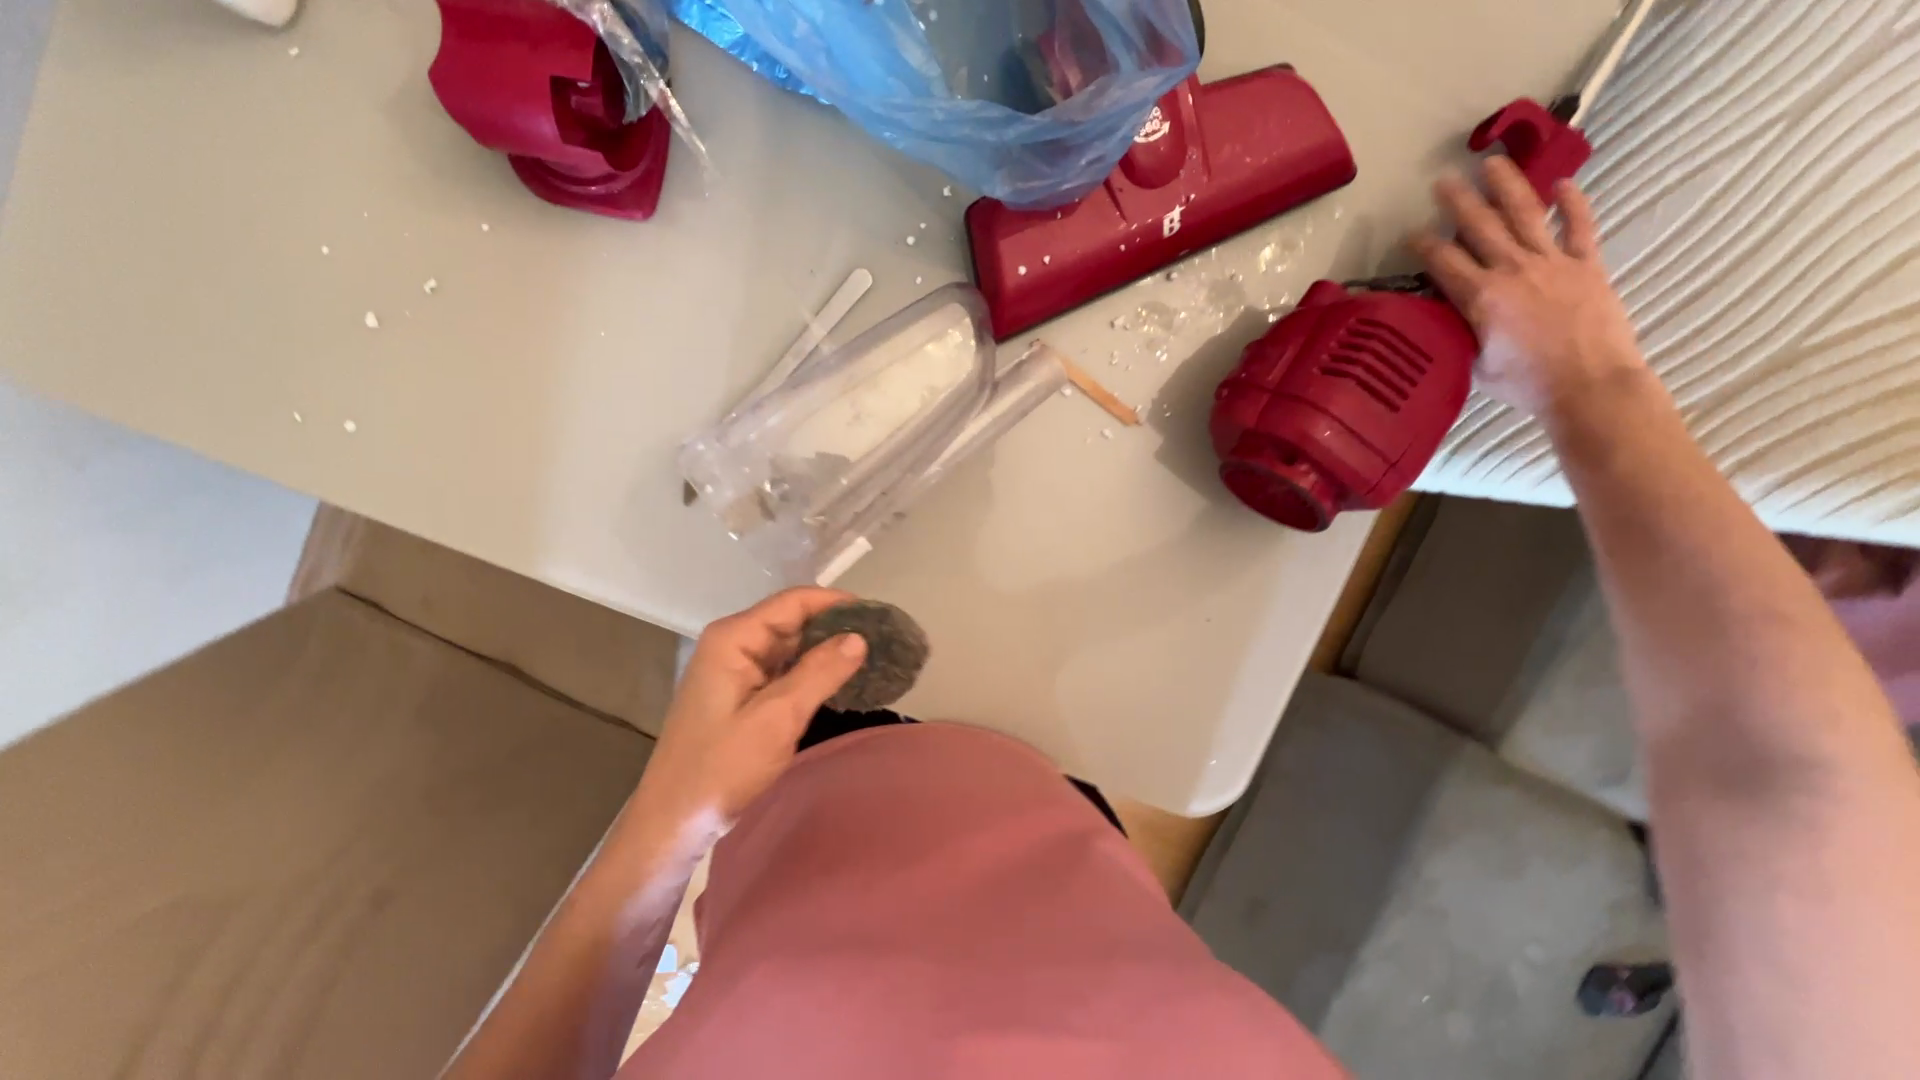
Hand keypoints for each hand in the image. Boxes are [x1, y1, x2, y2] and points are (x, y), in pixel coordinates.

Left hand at [635, 587, 867, 824]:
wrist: (675, 819)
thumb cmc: (722, 766)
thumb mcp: (778, 717)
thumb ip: (819, 673)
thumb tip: (859, 638)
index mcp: (733, 639)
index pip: (793, 602)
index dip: (837, 604)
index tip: (879, 616)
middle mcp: (732, 645)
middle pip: (792, 621)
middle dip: (835, 628)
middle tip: (883, 641)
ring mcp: (734, 672)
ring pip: (790, 648)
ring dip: (826, 653)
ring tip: (872, 659)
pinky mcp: (740, 697)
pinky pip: (782, 673)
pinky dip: (811, 675)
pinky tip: (841, 684)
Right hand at [1410, 156, 1648, 418]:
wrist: (1590, 385)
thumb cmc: (1526, 384)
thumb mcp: (1476, 363)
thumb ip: (1461, 332)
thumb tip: (1447, 316)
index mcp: (1481, 296)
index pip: (1443, 261)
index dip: (1423, 245)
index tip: (1411, 234)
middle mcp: (1514, 270)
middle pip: (1480, 225)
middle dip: (1458, 201)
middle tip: (1444, 180)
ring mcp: (1553, 263)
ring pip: (1525, 214)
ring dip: (1507, 185)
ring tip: (1493, 163)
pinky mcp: (1587, 265)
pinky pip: (1580, 226)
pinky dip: (1572, 202)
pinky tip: (1561, 183)